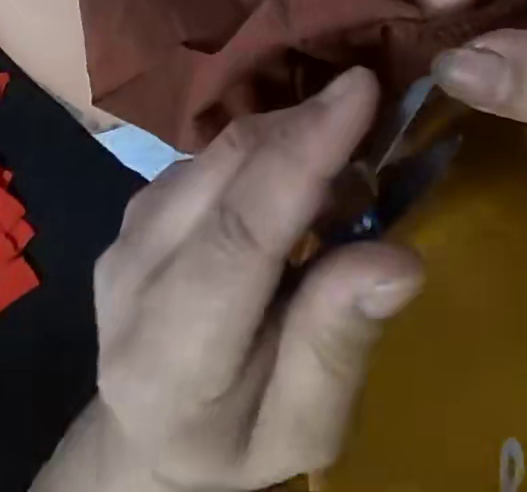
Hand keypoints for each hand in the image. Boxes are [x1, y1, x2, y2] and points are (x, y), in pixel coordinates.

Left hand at [44, 69, 424, 491]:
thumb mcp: (304, 425)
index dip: (302, 154)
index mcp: (173, 347)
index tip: (361, 89)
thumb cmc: (234, 438)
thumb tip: (399, 258)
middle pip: (226, 167)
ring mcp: (127, 228)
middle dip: (306, 124)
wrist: (147, 429)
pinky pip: (206, 154)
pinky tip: (293, 179)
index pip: (240, 231)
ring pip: (217, 148)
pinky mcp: (137, 204)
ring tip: (340, 173)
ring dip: (288, 136)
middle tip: (372, 114)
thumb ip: (337, 342)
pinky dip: (262, 148)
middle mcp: (133, 270)